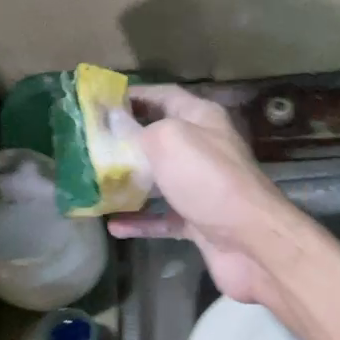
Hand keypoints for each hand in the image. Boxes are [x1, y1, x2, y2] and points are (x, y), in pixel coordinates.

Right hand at [107, 85, 300, 304]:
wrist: (251, 242)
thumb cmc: (210, 181)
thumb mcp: (168, 139)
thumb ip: (138, 130)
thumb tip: (117, 127)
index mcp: (202, 119)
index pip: (164, 96)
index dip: (132, 96)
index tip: (97, 103)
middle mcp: (205, 150)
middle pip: (160, 140)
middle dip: (126, 142)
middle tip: (88, 146)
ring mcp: (204, 190)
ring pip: (161, 182)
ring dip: (130, 184)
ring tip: (93, 184)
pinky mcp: (202, 225)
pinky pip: (165, 219)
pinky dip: (141, 221)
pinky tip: (114, 225)